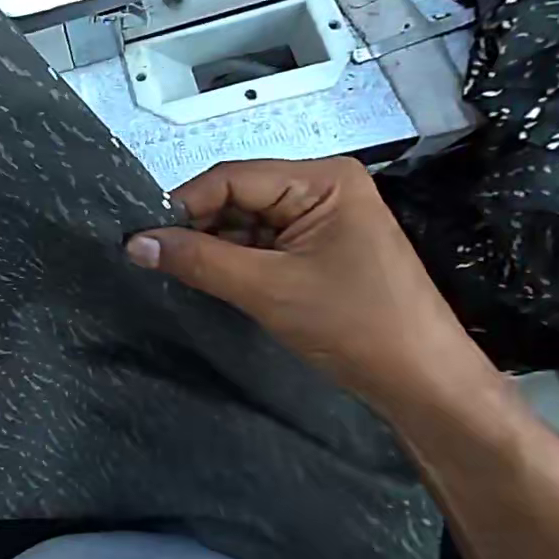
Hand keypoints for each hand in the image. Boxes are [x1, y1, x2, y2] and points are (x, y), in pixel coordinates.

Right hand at [126, 158, 497, 412]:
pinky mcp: (320, 250)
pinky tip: (211, 279)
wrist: (422, 381)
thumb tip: (135, 243)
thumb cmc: (355, 326)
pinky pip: (266, 245)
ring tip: (177, 271)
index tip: (141, 237)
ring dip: (216, 248)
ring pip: (249, 223)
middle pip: (240, 197)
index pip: (233, 177)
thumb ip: (200, 261)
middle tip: (153, 258)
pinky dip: (238, 262)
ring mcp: (323, 220)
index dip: (184, 204)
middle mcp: (323, 187)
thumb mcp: (269, 289)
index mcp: (322, 178)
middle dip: (200, 228)